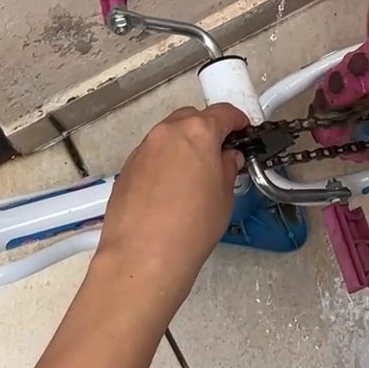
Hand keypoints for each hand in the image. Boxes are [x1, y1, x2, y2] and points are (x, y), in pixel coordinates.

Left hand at [95, 103, 249, 297]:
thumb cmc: (192, 225)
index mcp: (197, 132)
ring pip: (167, 137)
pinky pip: (151, 156)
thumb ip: (227, 168)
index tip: (242, 129)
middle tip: (218, 153)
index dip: (237, 121)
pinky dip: (163, 163)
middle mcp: (166, 133)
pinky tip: (169, 190)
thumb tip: (227, 157)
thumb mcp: (224, 196)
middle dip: (206, 129)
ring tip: (193, 175)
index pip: (222, 113)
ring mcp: (143, 149)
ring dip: (182, 146)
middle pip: (191, 119)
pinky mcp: (126, 169)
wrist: (144, 254)